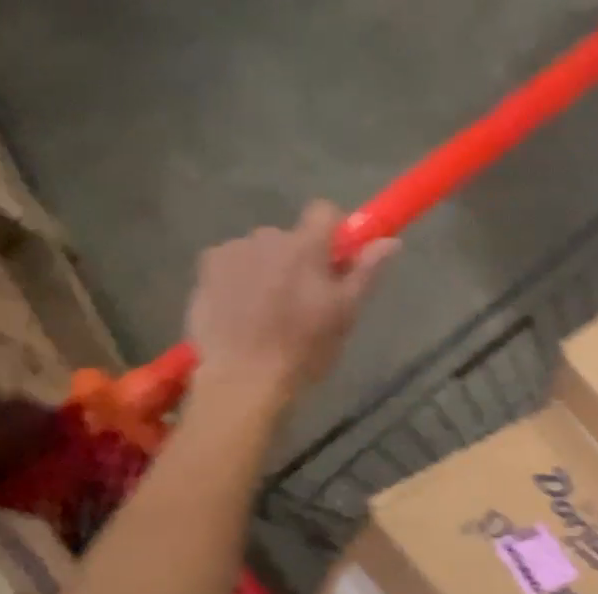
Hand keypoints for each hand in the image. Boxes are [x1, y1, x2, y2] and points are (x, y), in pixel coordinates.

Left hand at [185, 200, 399, 404]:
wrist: (244, 377)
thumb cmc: (304, 349)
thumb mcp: (345, 314)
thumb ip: (365, 272)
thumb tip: (391, 241)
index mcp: (304, 247)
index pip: (323, 211)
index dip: (334, 233)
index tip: (337, 262)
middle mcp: (265, 238)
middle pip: (291, 237)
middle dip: (300, 260)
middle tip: (305, 301)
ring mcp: (232, 251)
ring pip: (260, 251)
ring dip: (269, 270)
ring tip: (270, 312)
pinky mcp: (206, 268)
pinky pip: (232, 263)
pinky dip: (241, 280)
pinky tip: (243, 312)